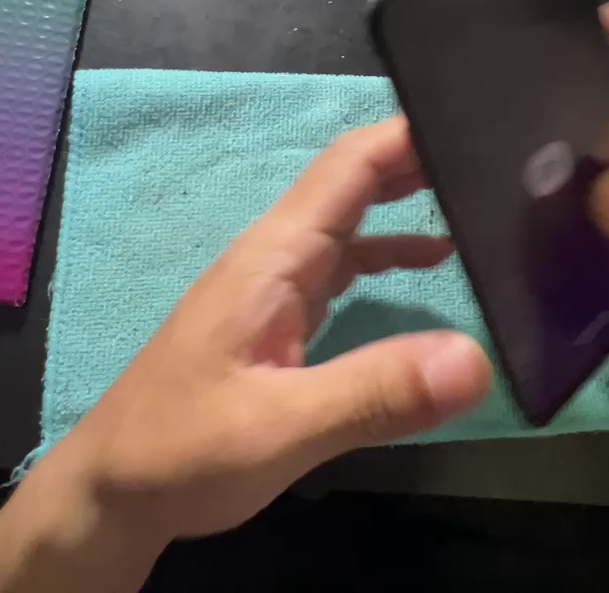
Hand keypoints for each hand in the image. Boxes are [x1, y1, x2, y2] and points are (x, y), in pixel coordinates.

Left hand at [0, 119, 492, 591]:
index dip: (405, 135)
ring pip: (350, 217)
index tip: (470, 122)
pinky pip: (344, 260)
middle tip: (493, 154)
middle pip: (352, 180)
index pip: (347, 166)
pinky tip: (430, 259)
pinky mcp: (280, 311)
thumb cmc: (184, 447)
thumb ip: (375, 391)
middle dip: (416, 156)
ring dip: (407, 195)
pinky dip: (388, 250)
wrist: (115, 486)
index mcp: (275, 254)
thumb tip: (476, 358)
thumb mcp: (283, 427)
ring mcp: (276, 280)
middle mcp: (277, 252)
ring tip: (477, 191)